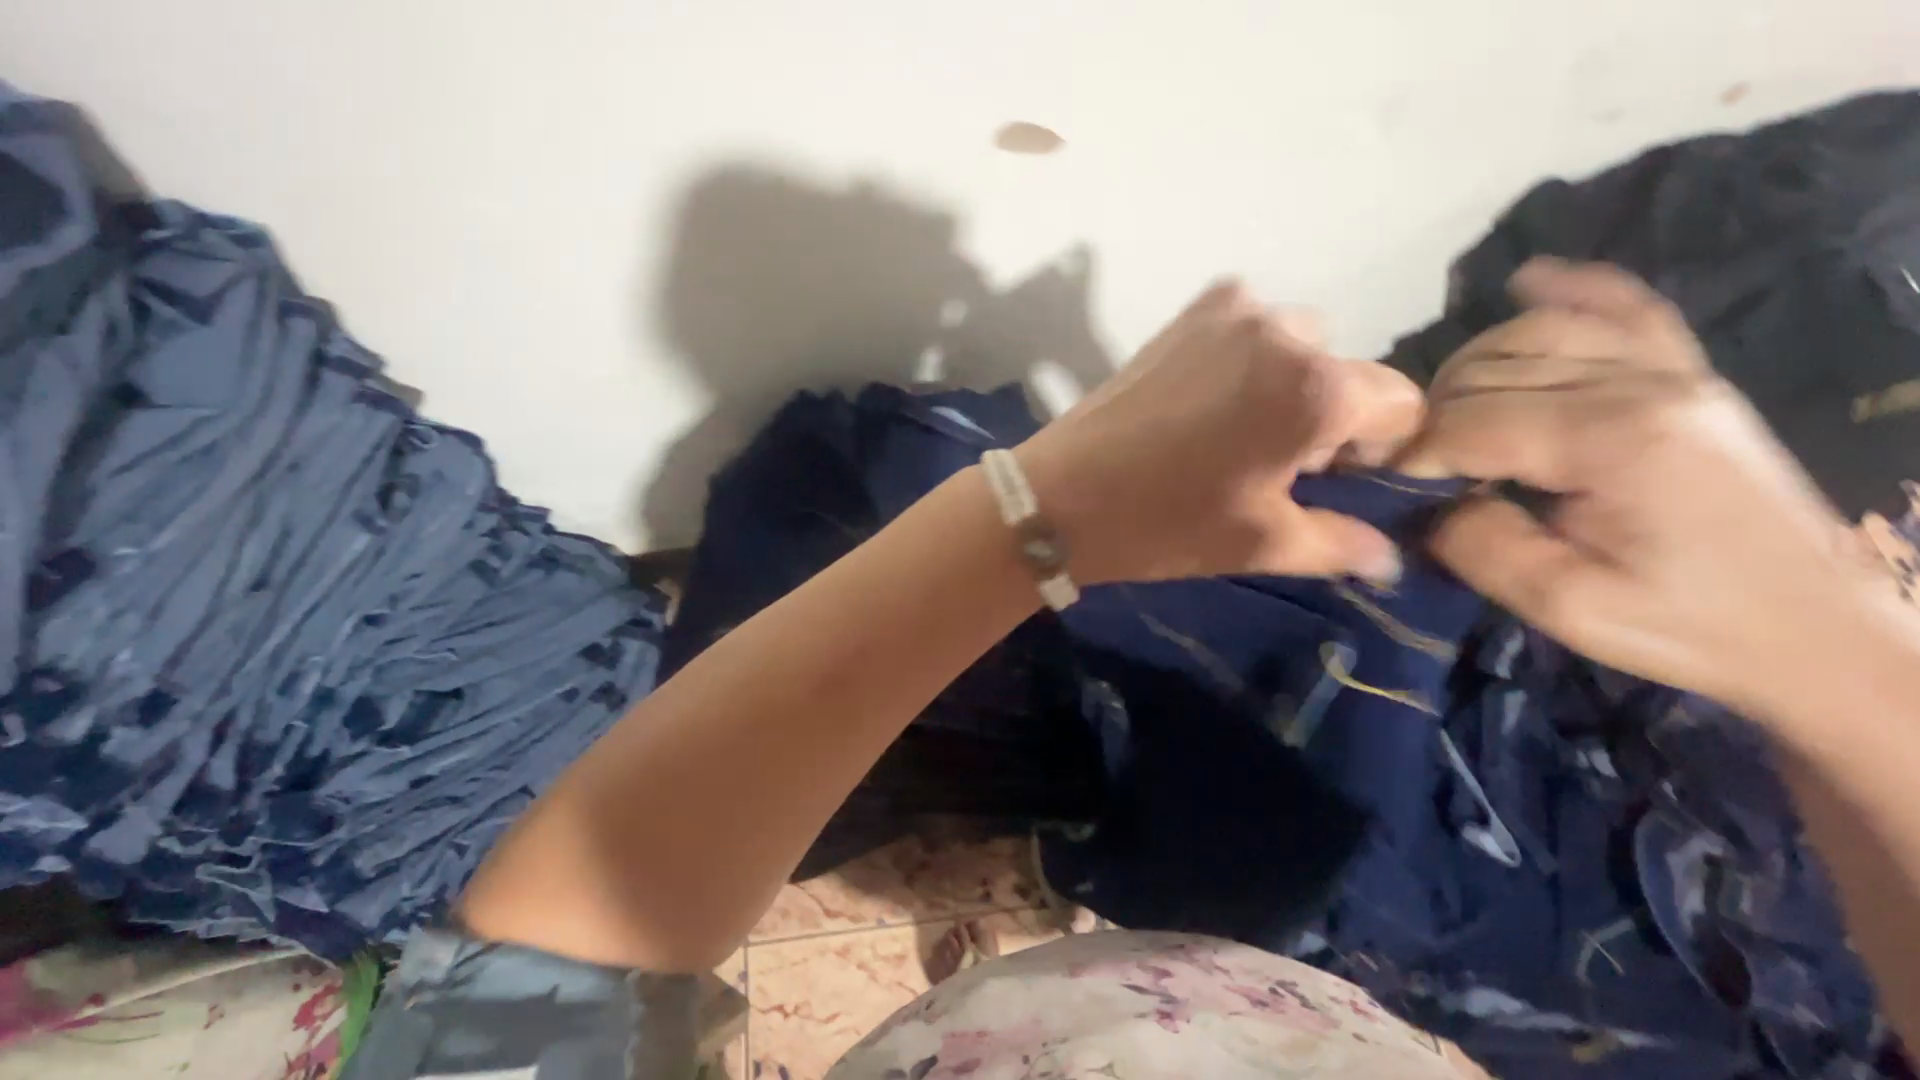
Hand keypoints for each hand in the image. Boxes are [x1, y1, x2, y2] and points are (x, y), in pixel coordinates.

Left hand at [1014, 282, 1423, 584]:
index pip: (1400, 405)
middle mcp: (1285, 332)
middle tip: (1272, 464)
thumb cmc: (1166, 524)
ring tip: (1234, 432)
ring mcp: (1233, 312)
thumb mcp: (1262, 544)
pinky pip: (1249, 328)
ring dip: (1288, 383)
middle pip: (1347, 372)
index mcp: (1317, 389)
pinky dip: (1247, 358)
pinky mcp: (1188, 312)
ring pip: (1299, 346)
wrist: (1059, 495)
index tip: (1332, 481)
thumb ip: (1343, 544)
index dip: (1377, 449)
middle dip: (1329, 417)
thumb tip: (1391, 557)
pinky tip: (1206, 401)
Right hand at [1396, 258, 1892, 715]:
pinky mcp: (1691, 374)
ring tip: (1449, 418)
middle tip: (1414, 472)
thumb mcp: (1563, 606)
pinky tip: (1529, 281)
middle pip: (1490, 370)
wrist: (1815, 631)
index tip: (1384, 495)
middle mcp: (1641, 382)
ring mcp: (1673, 369)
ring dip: (1473, 367)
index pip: (1467, 422)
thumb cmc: (1686, 627)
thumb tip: (1425, 501)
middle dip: (1432, 416)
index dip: (1411, 456)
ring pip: (1536, 332)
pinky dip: (1572, 290)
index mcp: (1612, 440)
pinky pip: (1625, 309)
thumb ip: (1477, 544)